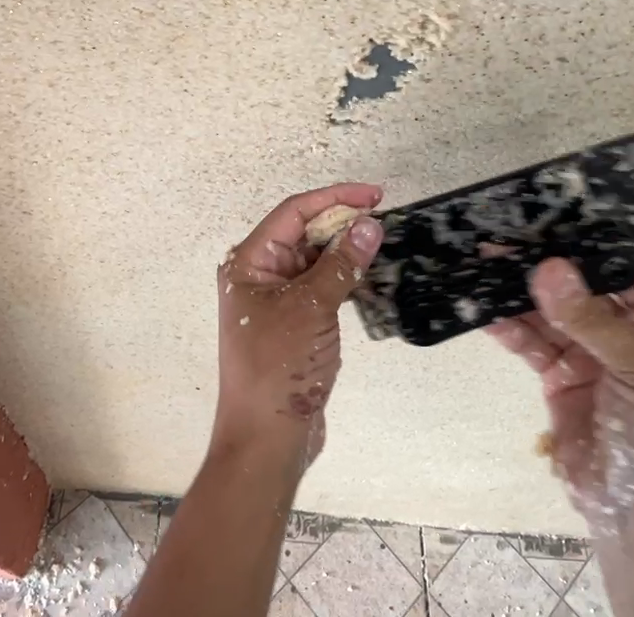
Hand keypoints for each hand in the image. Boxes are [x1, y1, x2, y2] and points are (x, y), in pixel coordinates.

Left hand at [214, 183, 382, 468]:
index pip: (294, 212)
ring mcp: (277, 300)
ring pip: (315, 260)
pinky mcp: (294, 323)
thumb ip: (341, 264)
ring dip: (345, 250)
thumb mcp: (311, 308)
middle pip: (304, 233)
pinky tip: (370, 275)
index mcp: (250, 262)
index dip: (334, 197)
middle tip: (383, 219)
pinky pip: (321, 286)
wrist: (267, 438)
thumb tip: (369, 225)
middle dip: (341, 222)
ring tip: (382, 243)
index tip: (375, 194)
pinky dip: (344, 277)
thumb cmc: (279, 367)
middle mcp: (260, 275)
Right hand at [487, 259, 633, 538]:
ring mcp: (590, 360)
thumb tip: (548, 267)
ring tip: (481, 269)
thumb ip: (592, 320)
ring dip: (518, 297)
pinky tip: (485, 313)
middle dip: (541, 271)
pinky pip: (533, 346)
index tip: (539, 222)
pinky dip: (510, 330)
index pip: (621, 273)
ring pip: (550, 317)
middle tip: (497, 243)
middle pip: (578, 292)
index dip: (583, 249)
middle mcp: (626, 337)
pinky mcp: (560, 383)